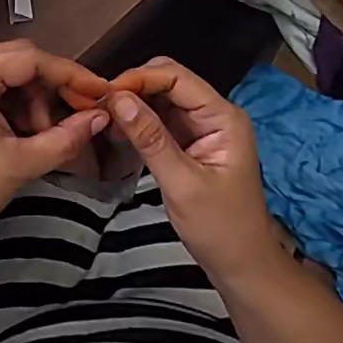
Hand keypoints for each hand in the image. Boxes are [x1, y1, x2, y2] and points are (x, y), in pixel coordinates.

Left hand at [0, 40, 111, 251]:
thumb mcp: (19, 163)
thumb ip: (65, 137)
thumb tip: (101, 117)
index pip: (30, 58)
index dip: (69, 74)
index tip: (100, 92)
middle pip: (20, 62)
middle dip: (51, 88)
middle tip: (78, 115)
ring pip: (11, 79)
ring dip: (36, 103)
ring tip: (44, 137)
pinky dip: (19, 112)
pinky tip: (29, 137)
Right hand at [106, 57, 290, 279]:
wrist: (242, 264)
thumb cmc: (220, 227)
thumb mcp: (182, 184)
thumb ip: (151, 139)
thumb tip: (119, 99)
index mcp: (223, 118)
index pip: (177, 78)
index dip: (139, 78)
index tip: (105, 93)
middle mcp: (213, 114)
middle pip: (168, 80)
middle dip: (133, 86)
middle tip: (101, 104)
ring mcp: (200, 126)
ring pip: (160, 96)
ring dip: (132, 101)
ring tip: (102, 114)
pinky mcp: (187, 140)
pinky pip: (158, 117)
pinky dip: (136, 118)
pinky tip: (117, 127)